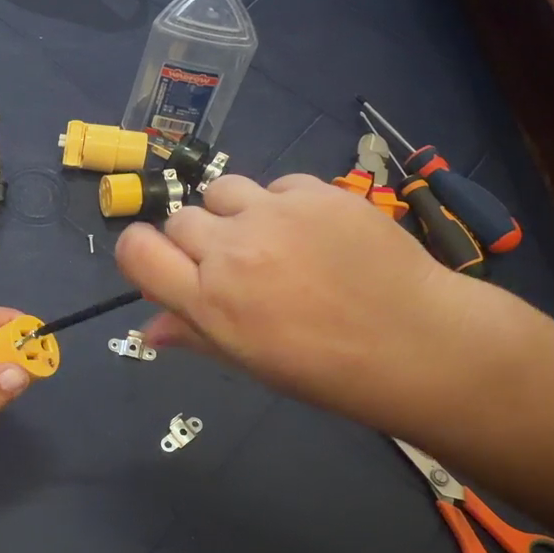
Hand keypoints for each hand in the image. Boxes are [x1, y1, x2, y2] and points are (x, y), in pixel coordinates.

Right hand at [115, 173, 505, 426]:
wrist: (418, 342)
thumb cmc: (325, 368)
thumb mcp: (249, 361)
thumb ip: (193, 335)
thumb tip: (148, 330)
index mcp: (208, 299)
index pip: (136, 249)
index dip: (141, 253)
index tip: (164, 265)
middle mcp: (231, 250)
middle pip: (178, 219)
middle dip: (196, 240)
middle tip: (233, 264)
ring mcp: (274, 214)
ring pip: (222, 191)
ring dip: (233, 213)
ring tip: (267, 238)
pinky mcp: (315, 192)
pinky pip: (276, 184)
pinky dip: (282, 204)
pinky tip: (310, 231)